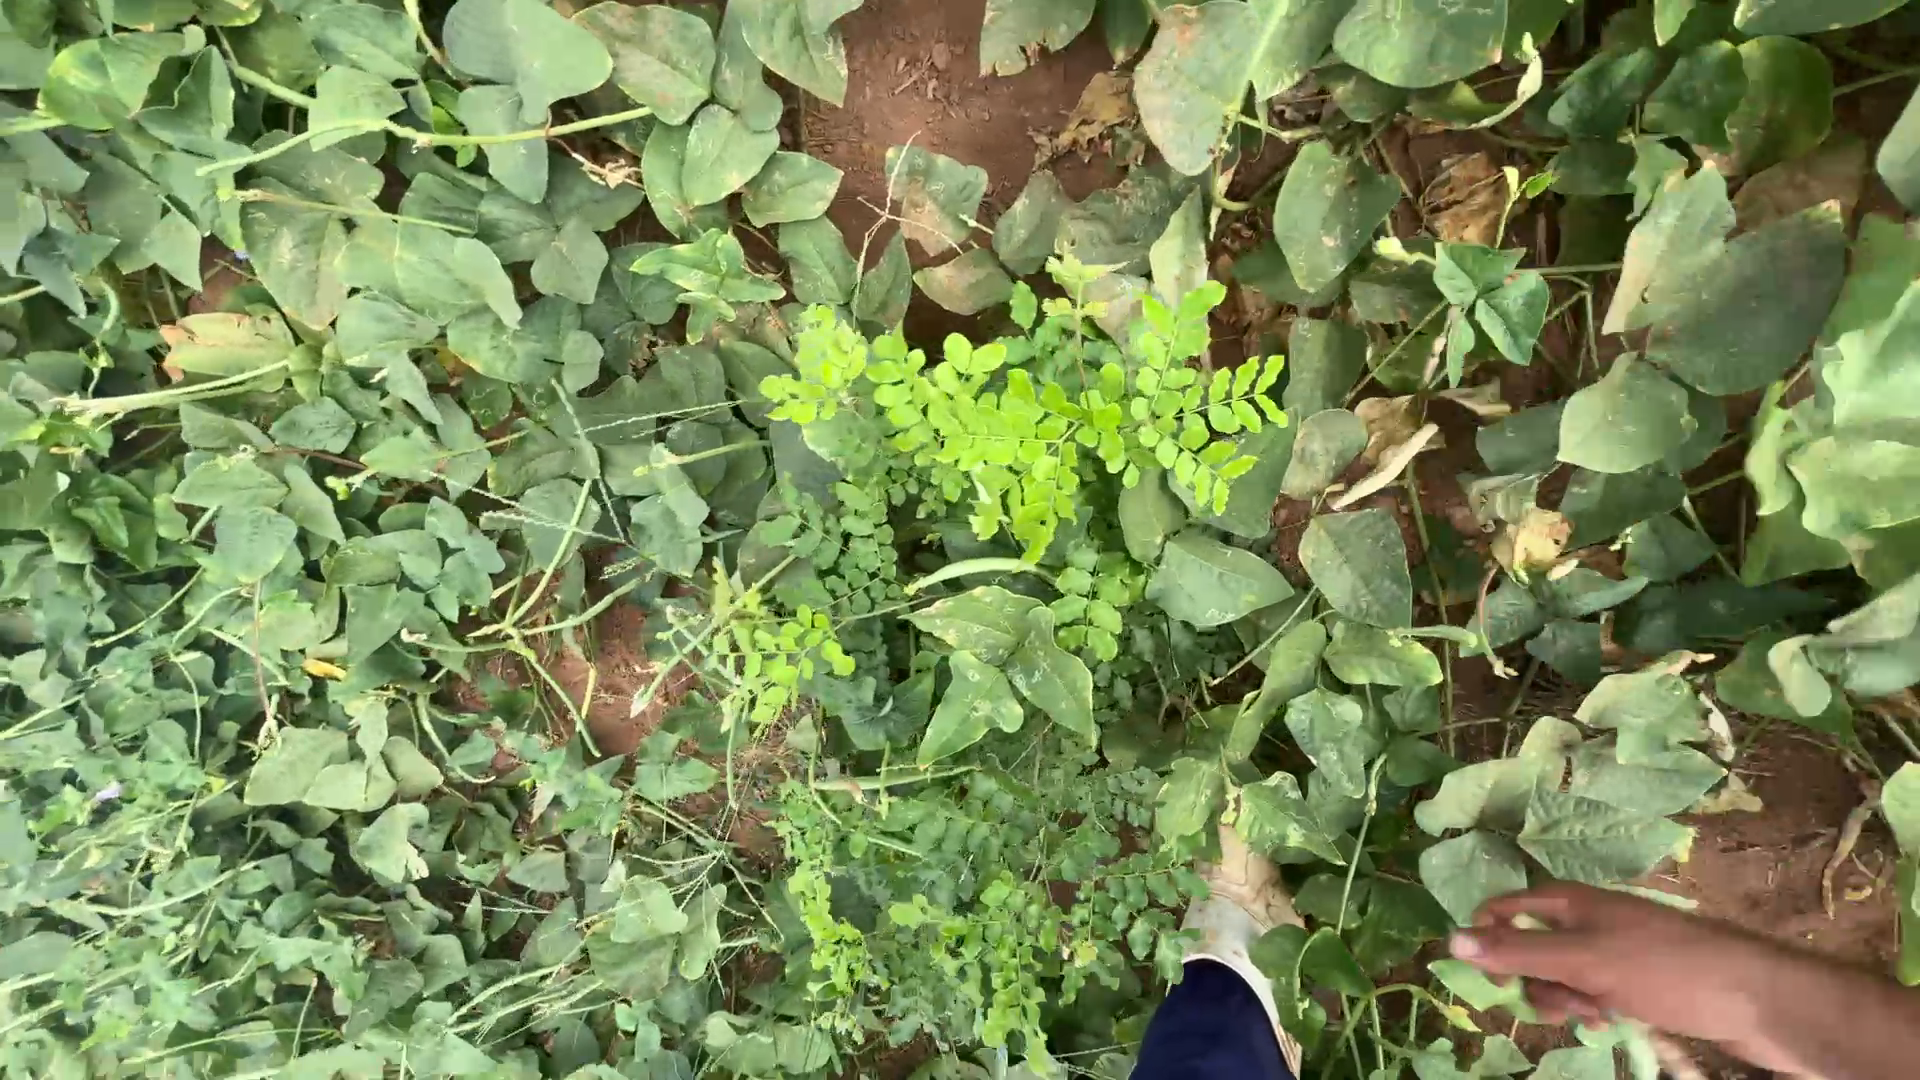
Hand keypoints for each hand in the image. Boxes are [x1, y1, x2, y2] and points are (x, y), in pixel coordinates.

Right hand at [1447, 883, 1861, 1075]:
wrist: (1765, 1000)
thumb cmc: (1663, 969)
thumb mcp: (1581, 962)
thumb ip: (1515, 952)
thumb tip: (1449, 938)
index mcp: (1564, 900)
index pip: (1501, 909)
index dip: (1487, 938)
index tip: (1493, 978)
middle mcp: (1583, 916)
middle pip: (1530, 945)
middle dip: (1534, 978)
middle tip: (1555, 1005)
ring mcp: (1613, 946)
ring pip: (1562, 971)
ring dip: (1566, 997)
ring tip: (1594, 1016)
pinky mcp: (1640, 976)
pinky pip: (1594, 986)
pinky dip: (1594, 1004)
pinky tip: (1612, 1020)